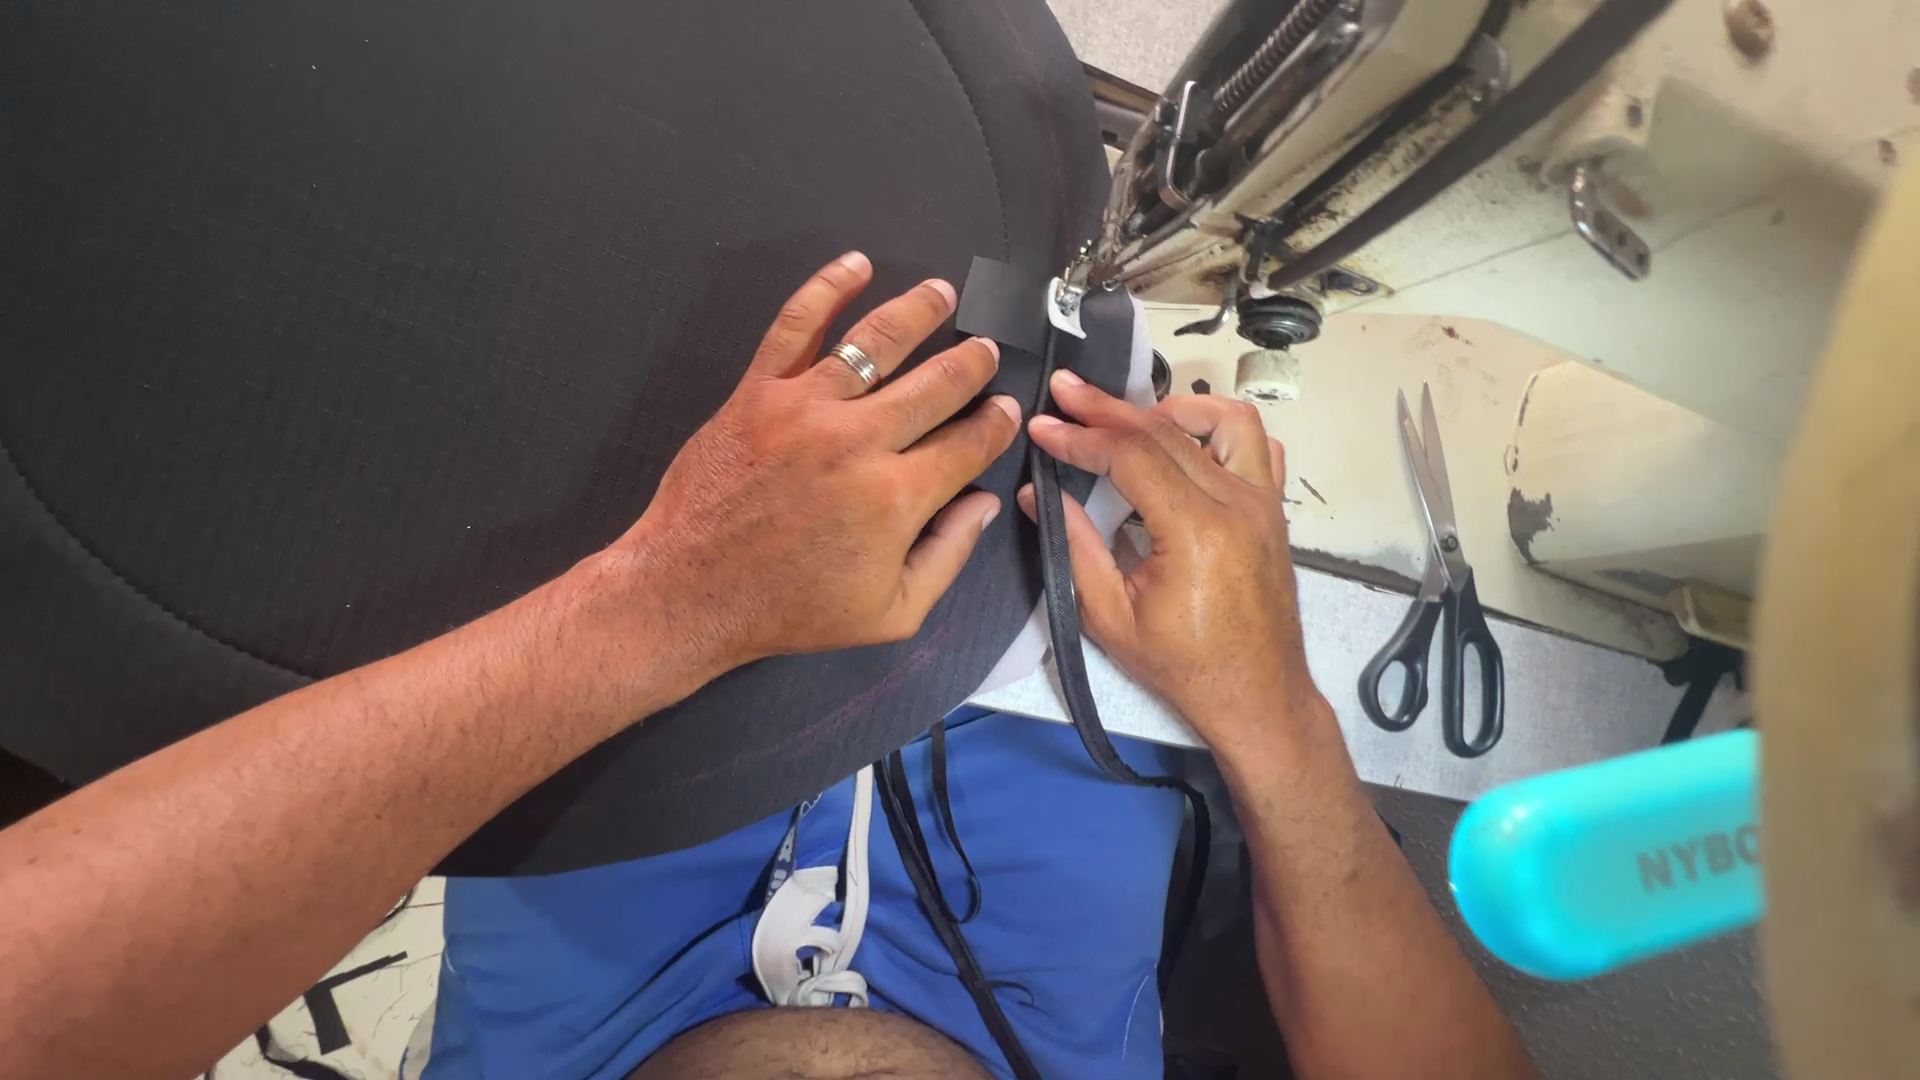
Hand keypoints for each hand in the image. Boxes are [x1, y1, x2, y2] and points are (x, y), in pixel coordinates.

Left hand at [612, 251, 1020, 677]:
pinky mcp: (759, 392)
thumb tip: (984, 502)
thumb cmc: (793, 610)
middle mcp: (859, 441)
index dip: (996, 424)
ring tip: (942, 293)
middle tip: (987, 350)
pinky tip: (854, 265)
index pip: (968, 443)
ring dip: (918, 311)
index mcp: (897, 497)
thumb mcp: (892, 613)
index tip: (1006, 410)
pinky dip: (826, 287)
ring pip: (876, 341)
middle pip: (935, 383)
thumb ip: (947, 556)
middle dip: (972, 363)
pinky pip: (795, 325)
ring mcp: (806, 408)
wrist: (693, 591)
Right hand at [1018, 370, 1328, 760]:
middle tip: (1066, 392)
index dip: (1080, 437)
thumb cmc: (1182, 667)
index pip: (1131, 457)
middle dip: (1107, 408)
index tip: (1043, 425)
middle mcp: (1237, 505)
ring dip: (1171, 409)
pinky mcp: (1273, 511)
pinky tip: (1186, 442)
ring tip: (1129, 417)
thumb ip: (1074, 546)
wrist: (1257, 698)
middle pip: (1166, 431)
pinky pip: (1257, 447)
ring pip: (1225, 420)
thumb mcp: (1110, 616)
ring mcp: (1264, 504)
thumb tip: (1038, 493)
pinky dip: (1219, 430)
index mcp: (1195, 533)